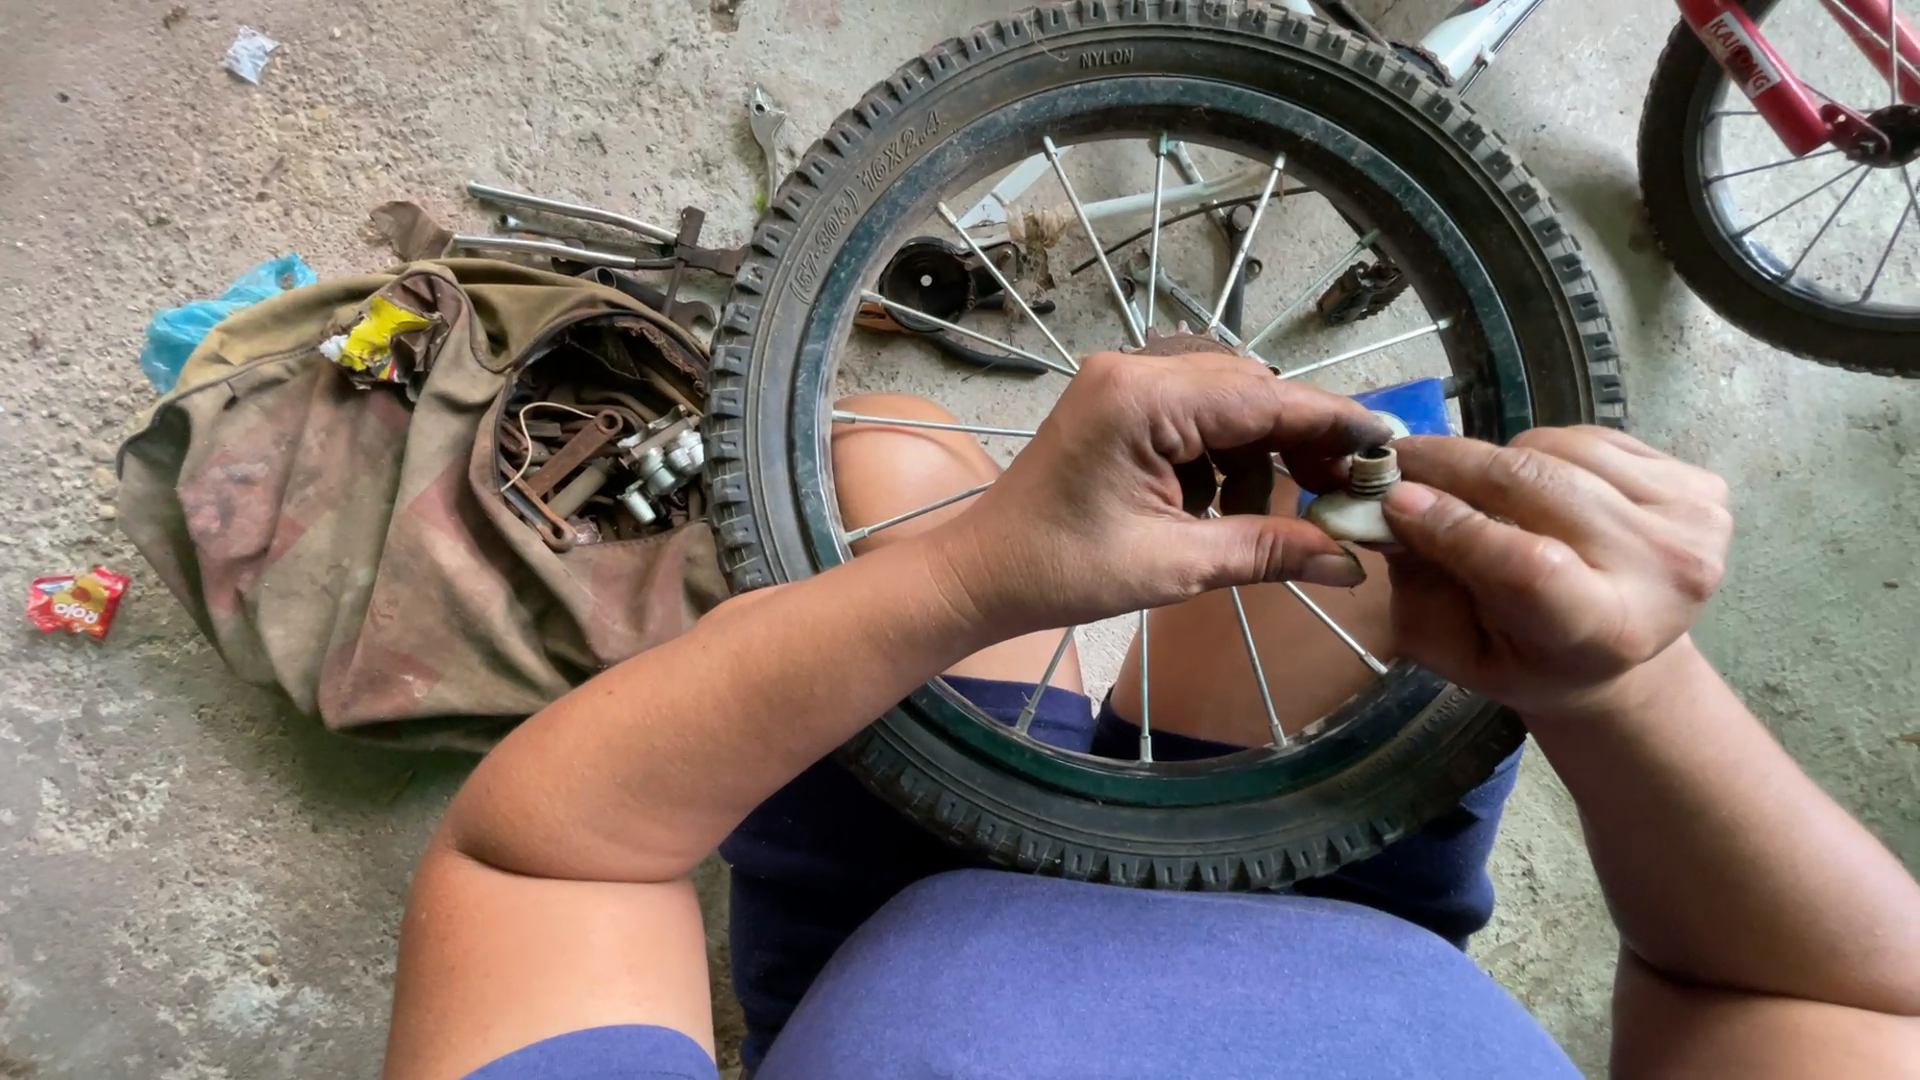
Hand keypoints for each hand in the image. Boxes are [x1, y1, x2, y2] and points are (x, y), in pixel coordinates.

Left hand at [925, 350, 1391, 636]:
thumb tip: (1350, 558)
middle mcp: (1132, 372)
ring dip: (1256, 455)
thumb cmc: (1060, 572)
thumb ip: (1268, 549)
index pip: (1264, 398)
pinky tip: (1218, 505)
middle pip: (1248, 392)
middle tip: (1338, 495)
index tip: (1391, 447)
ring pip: (1222, 404)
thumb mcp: (1175, 564)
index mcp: (1142, 399)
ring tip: (1268, 515)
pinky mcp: (1112, 408)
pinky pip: (1189, 417)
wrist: (983, 575)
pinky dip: (1217, 457)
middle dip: (1297, 442)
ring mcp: (1118, 385)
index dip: (1334, 423)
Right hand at [1381, 426, 1732, 717]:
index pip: (1528, 565)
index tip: (1391, 500)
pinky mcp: (1698, 482)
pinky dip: (1533, 451)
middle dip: (1447, 465)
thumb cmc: (1515, 655)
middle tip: (1392, 461)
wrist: (1615, 647)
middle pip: (1537, 487)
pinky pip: (1583, 437)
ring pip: (1552, 449)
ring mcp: (1690, 520)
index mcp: (1601, 631)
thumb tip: (1392, 509)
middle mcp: (1664, 572)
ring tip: (1470, 490)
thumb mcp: (1445, 643)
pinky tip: (1529, 486)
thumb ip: (1417, 584)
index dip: (1454, 525)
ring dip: (1490, 459)